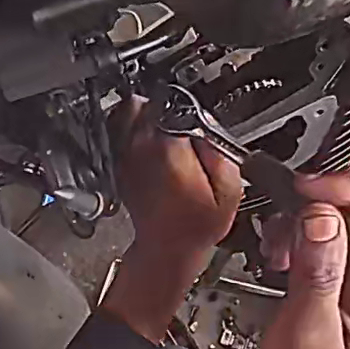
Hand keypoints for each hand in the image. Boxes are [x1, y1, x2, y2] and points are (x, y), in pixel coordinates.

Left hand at [100, 99, 242, 341]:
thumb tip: (208, 126)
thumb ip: (221, 151)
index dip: (192, 109)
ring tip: (169, 129)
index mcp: (170, 151)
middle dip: (173, 108)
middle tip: (187, 129)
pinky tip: (153, 138)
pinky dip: (135, 125)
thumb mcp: (229, 191)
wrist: (166, 247)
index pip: (176, 103)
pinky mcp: (120, 160)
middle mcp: (141, 148)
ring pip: (132, 108)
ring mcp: (126, 153)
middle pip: (153, 102)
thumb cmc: (195, 225)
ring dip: (151, 112)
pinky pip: (122, 126)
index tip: (200, 124)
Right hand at [258, 173, 349, 348]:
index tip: (309, 188)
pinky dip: (297, 234)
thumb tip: (322, 218)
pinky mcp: (337, 276)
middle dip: (320, 204)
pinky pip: (322, 237)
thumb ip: (318, 272)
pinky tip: (282, 251)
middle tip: (288, 208)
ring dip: (303, 221)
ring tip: (279, 245)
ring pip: (340, 221)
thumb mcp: (309, 329)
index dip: (347, 194)